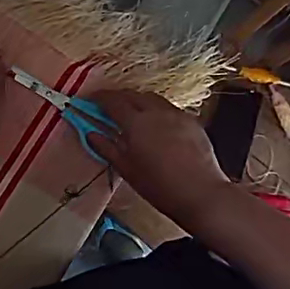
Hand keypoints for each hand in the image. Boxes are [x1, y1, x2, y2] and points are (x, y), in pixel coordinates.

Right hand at [85, 90, 233, 226]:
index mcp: (136, 122)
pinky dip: (155, 110)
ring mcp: (177, 114)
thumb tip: (91, 134)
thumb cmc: (159, 186)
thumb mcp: (127, 169)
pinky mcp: (192, 121)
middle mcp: (156, 111)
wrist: (201, 194)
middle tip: (106, 106)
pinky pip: (168, 108)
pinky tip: (155, 125)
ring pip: (152, 98)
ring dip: (137, 100)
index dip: (97, 98)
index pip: (112, 101)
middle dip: (117, 97)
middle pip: (132, 95)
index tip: (88, 100)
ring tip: (130, 113)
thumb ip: (107, 148)